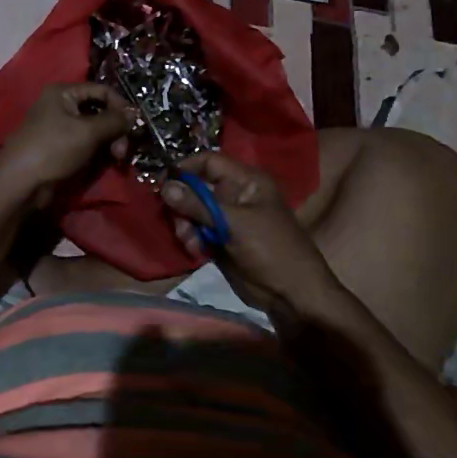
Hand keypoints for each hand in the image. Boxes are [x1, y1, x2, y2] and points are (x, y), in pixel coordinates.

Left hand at [0, 83, 136, 197]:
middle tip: (123, 150)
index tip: (135, 126)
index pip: (101, 90)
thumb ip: (114, 121)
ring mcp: (60, 127)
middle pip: (99, 110)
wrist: (22, 182)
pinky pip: (86, 143)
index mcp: (63, 92)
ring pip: (94, 129)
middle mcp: (61, 105)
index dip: (121, 106)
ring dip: (110, 141)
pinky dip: (99, 150)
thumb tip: (135, 114)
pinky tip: (108, 161)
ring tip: (117, 158)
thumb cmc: (53, 148)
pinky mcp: (60, 147)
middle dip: (115, 128)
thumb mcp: (87, 131)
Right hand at [161, 152, 336, 306]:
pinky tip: (196, 250)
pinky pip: (197, 230)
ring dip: (185, 224)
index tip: (164, 182)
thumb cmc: (270, 250)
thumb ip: (197, 204)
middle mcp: (235, 195)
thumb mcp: (234, 223)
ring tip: (190, 241)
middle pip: (196, 187)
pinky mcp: (221, 238)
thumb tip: (165, 187)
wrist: (292, 295)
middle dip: (183, 204)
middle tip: (179, 221)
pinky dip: (191, 238)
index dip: (186, 168)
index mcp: (246, 182)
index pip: (209, 162)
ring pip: (192, 210)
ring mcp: (227, 218)